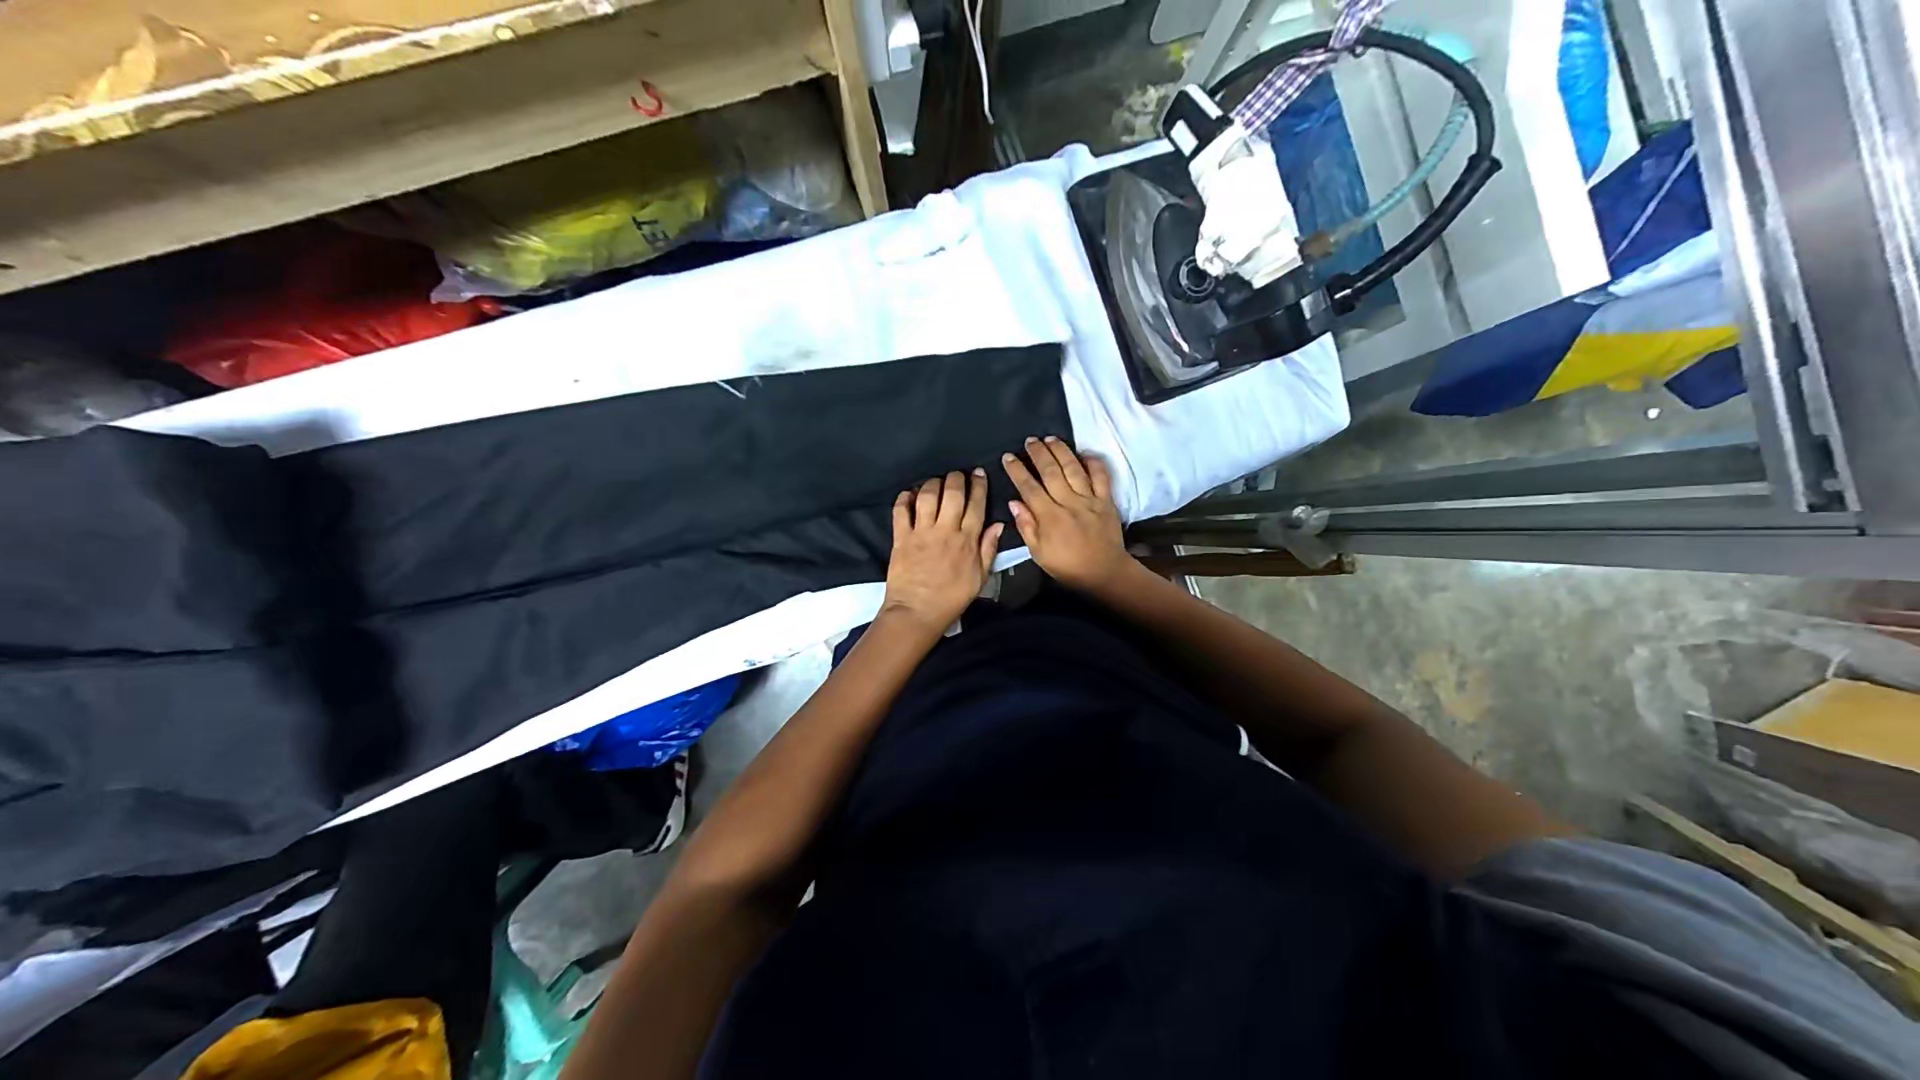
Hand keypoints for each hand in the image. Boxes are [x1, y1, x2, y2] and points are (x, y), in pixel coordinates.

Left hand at [880, 469, 1002, 633]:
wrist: (917, 612)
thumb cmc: (952, 598)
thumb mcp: (980, 577)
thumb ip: (989, 549)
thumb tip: (999, 524)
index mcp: (967, 540)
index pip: (976, 504)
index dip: (979, 485)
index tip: (979, 473)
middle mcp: (945, 530)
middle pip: (952, 493)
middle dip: (956, 478)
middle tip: (957, 475)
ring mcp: (921, 532)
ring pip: (928, 496)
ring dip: (933, 484)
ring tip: (936, 482)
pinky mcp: (901, 537)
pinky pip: (901, 510)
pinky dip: (905, 498)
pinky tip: (910, 493)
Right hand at [1002, 436, 1133, 592]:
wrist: (1103, 572)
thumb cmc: (1067, 566)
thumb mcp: (1039, 553)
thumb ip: (1026, 526)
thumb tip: (1014, 502)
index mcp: (1049, 516)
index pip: (1029, 487)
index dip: (1017, 470)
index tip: (1008, 457)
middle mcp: (1068, 502)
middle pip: (1051, 471)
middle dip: (1038, 453)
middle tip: (1029, 440)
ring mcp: (1089, 499)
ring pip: (1073, 469)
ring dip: (1061, 451)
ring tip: (1050, 439)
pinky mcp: (1106, 500)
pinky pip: (1101, 476)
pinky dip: (1093, 462)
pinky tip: (1083, 453)